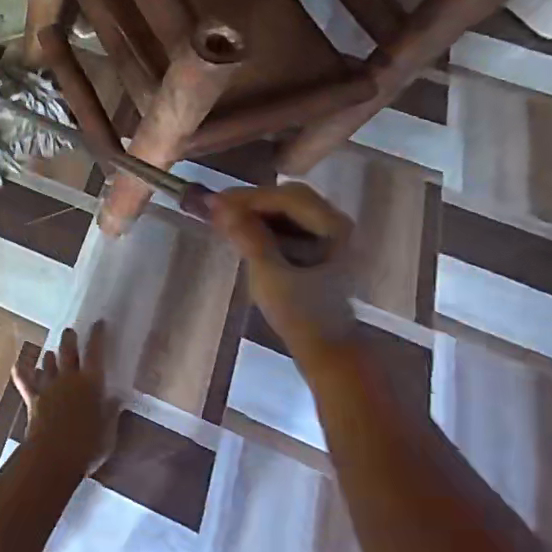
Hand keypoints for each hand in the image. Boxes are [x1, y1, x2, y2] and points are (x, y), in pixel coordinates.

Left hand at [12, 323, 115, 475]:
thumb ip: (111, 412)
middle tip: (70, 332)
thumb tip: (116, 398)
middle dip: (69, 339)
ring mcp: (48, 386)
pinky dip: (22, 371)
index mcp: (91, 382)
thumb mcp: (108, 432)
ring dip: (50, 356)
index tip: (98, 323)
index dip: (97, 336)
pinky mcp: (33, 398)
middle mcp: (69, 378)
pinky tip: (19, 364)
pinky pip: (24, 380)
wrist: (52, 456)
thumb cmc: (87, 446)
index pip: (95, 352)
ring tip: (51, 352)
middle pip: (68, 351)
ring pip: (48, 363)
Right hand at [210, 184, 354, 350]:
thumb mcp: (269, 274)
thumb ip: (247, 235)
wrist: (328, 354)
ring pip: (289, 211)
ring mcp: (332, 237)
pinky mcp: (322, 250)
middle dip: (253, 201)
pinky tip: (244, 232)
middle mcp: (338, 224)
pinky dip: (266, 225)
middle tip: (218, 209)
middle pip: (290, 198)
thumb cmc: (301, 315)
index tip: (214, 202)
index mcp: (334, 226)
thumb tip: (217, 204)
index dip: (248, 197)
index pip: (286, 198)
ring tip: (225, 219)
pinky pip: (291, 225)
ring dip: (258, 212)